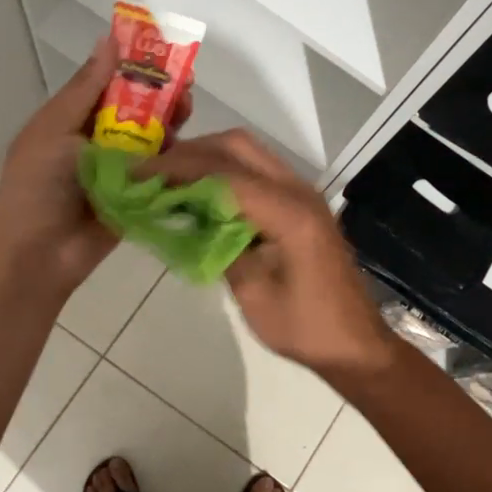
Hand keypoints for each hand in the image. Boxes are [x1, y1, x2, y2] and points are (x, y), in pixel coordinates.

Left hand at [0, 38, 187, 295]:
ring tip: (188, 111)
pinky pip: (162, 171)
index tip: (165, 51)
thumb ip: (86, 89)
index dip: (136, 66)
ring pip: (154, 138)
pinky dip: (177, 158)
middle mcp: (100, 140)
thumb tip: (110, 38)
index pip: (110, 83)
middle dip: (162, 94)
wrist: (39, 253)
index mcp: (74, 119)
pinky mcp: (139, 196)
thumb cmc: (37, 185)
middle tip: (186, 86)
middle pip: (139, 109)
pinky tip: (191, 147)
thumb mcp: (54, 129)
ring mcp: (121, 169)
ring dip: (172, 122)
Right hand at [144, 130, 400, 382]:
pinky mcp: (302, 205)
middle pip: (238, 147)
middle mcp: (299, 191)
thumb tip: (183, 218)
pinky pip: (259, 173)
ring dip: (208, 158)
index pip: (224, 174)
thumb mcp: (253, 294)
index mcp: (290, 213)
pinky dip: (225, 174)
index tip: (137, 174)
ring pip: (249, 154)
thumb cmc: (304, 328)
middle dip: (191, 152)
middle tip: (151, 170)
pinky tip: (199, 195)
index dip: (178, 168)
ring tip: (168, 177)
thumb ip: (217, 248)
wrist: (354, 344)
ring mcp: (304, 195)